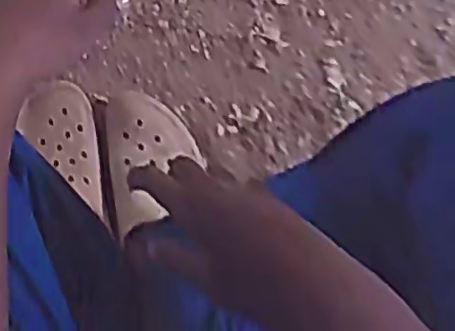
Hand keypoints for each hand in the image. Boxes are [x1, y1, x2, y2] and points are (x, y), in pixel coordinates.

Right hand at [127, 159, 428, 330]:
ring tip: (203, 202)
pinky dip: (231, 193)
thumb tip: (146, 247)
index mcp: (189, 202)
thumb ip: (174, 258)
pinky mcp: (272, 198)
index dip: (138, 177)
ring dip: (203, 181)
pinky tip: (238, 214)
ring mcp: (245, 189)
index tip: (132, 182)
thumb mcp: (209, 280)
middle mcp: (214, 186)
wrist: (323, 289)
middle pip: (182, 164)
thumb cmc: (257, 288)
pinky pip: (241, 185)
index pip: (152, 176)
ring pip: (213, 170)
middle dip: (172, 173)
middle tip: (168, 191)